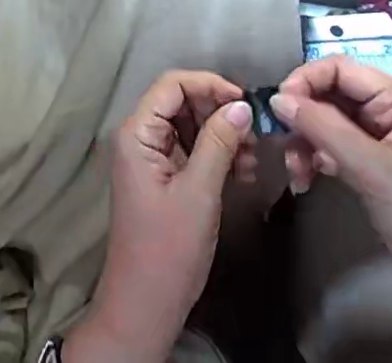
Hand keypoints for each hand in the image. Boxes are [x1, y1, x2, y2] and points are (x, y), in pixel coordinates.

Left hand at [67, 71, 252, 362]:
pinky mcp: (164, 176)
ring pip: (190, 126)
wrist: (144, 305)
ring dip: (222, 136)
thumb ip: (218, 143)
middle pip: (182, 102)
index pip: (172, 85)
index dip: (209, 85)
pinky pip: (191, 150)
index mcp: (137, 132)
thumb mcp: (198, 192)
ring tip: (252, 159)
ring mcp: (151, 156)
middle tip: (255, 134)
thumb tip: (242, 105)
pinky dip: (217, 155)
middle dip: (219, 112)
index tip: (245, 101)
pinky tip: (242, 173)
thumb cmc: (167, 248)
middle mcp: (140, 136)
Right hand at [271, 58, 391, 362]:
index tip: (277, 107)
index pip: (342, 69)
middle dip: (305, 120)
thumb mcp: (377, 172)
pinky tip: (309, 181)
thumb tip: (277, 97)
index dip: (306, 81)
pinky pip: (342, 152)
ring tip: (297, 175)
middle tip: (283, 149)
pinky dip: (322, 163)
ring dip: (309, 145)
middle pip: (335, 97)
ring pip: (334, 126)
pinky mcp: (386, 173)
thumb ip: (325, 129)